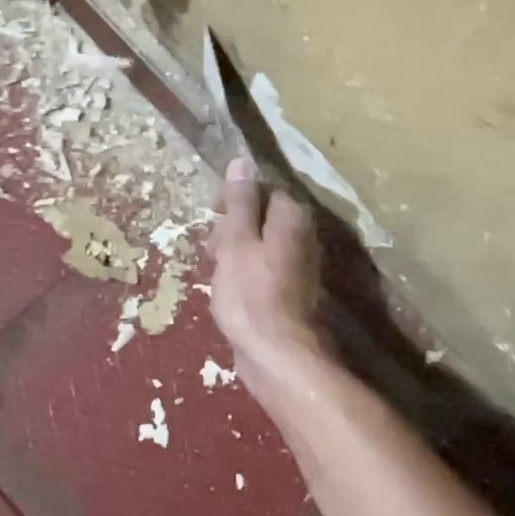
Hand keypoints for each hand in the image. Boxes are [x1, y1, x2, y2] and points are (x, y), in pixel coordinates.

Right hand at [209, 157, 322, 363]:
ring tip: (215, 272)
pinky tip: (230, 291)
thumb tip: (241, 162)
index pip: (263, 190)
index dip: (234, 199)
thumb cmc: (250, 293)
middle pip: (264, 218)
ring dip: (236, 253)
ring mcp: (301, 267)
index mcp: (292, 218)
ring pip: (263, 246)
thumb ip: (240, 202)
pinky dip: (246, 274)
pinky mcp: (292, 293)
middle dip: (233, 228)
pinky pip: (265, 271)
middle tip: (210, 249)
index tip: (210, 216)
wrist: (277, 354)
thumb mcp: (236, 242)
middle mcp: (304, 237)